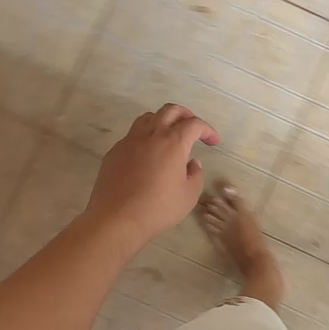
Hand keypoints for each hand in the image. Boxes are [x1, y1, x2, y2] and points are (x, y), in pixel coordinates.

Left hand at [81, 104, 219, 252]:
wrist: (116, 218)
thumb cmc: (158, 208)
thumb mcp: (188, 196)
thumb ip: (195, 175)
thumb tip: (191, 163)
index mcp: (174, 142)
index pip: (194, 124)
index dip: (207, 130)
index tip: (213, 141)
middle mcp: (151, 134)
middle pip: (171, 110)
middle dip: (186, 116)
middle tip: (193, 129)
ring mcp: (130, 141)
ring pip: (149, 117)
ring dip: (164, 121)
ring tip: (169, 136)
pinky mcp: (115, 151)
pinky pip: (133, 134)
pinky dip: (146, 137)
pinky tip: (148, 155)